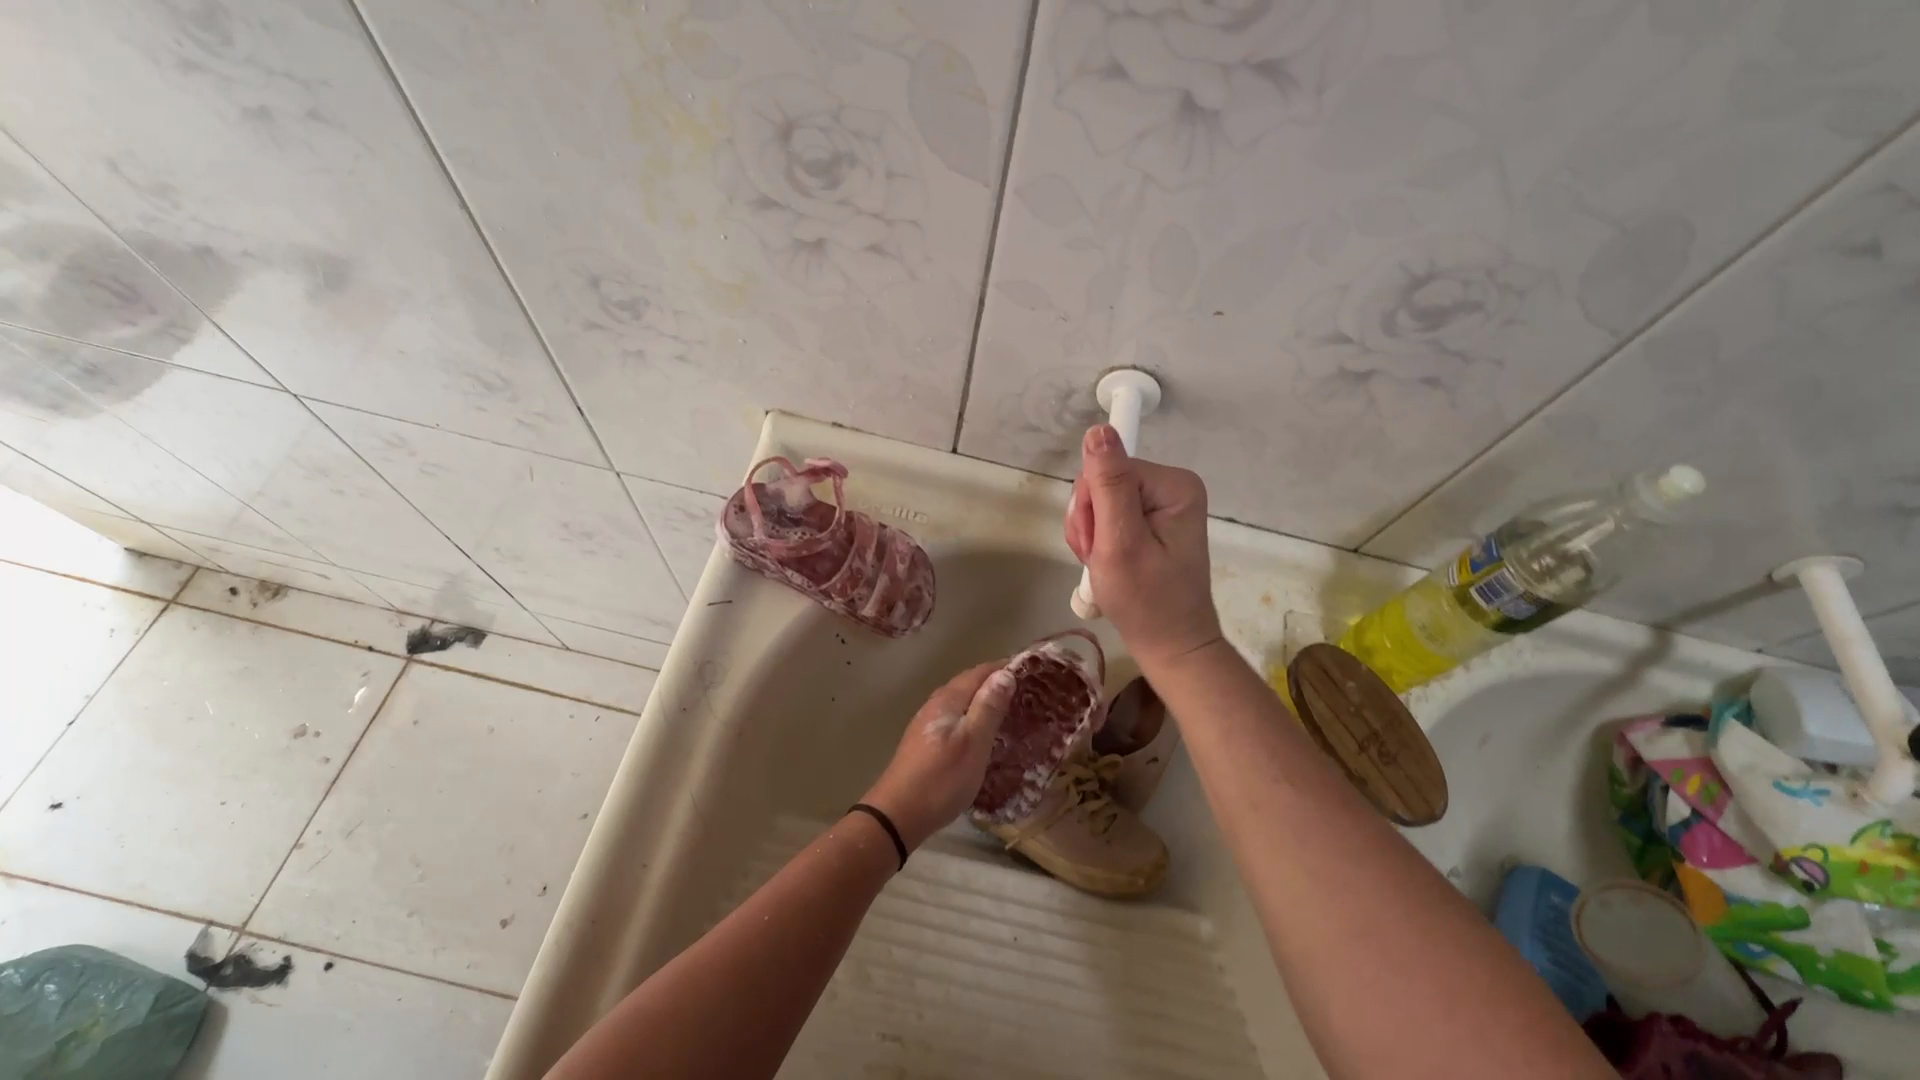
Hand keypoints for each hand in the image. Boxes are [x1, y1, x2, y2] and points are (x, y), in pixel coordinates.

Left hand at [860, 660, 1015, 849]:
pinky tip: (982, 733)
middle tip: (1026, 689)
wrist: (899, 814)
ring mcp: (927, 724)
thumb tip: (1005, 673)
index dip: (1004, 667)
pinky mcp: (925, 743)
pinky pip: (955, 718)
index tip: (1031, 669)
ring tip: (1009, 708)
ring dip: (984, 700)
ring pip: (961, 702)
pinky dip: (973, 717)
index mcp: (948, 700)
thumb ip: (988, 707)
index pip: (979, 672)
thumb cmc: (942, 779)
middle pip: (968, 684)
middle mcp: (935, 705)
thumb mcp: (973, 743)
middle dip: (995, 682)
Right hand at [1065, 424, 1223, 669]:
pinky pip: (1107, 518)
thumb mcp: (1120, 542)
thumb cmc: (1146, 601)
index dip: (1091, 508)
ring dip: (1091, 537)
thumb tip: (1098, 431)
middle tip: (1101, 560)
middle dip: (1090, 524)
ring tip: (1105, 567)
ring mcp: (1162, 505)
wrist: (1169, 646)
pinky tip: (1109, 566)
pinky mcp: (1152, 523)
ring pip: (1099, 503)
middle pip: (1101, 484)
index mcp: (1173, 484)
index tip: (1100, 544)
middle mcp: (1171, 486)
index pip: (1106, 470)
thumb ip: (1108, 485)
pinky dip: (1099, 544)